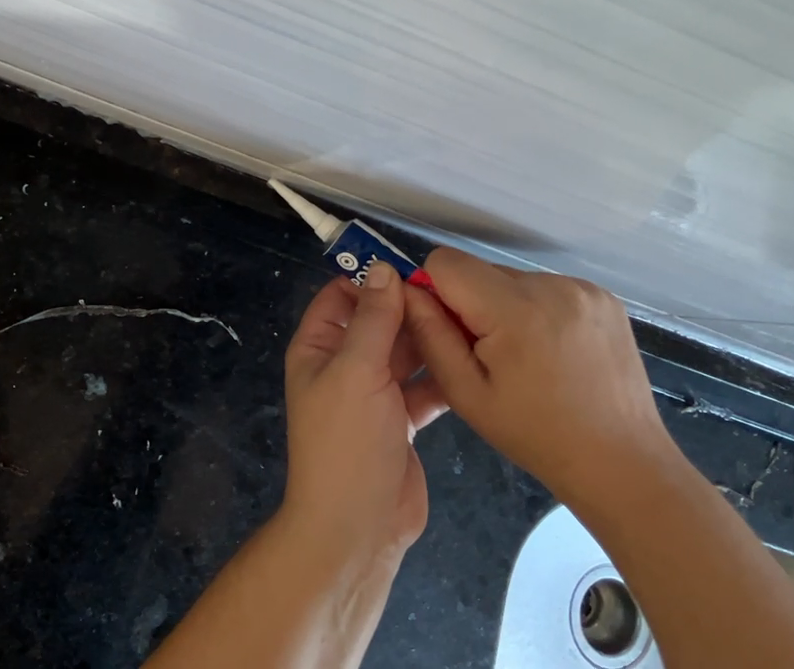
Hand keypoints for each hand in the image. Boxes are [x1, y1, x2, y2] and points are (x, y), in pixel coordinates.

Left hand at [280, 269, 446, 567]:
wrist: (356, 524)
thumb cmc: (346, 442)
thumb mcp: (356, 372)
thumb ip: (372, 321)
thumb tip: (382, 270)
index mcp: (318, 348)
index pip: (340, 297)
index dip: (371, 280)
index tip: (415, 269)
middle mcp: (341, 366)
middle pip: (377, 323)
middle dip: (410, 310)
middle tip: (460, 297)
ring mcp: (372, 394)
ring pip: (403, 354)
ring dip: (431, 342)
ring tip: (474, 325)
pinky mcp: (400, 421)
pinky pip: (422, 388)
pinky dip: (443, 378)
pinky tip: (475, 365)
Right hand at [401, 248, 674, 506]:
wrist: (622, 463)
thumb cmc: (534, 433)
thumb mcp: (464, 391)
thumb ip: (429, 333)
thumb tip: (405, 290)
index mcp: (514, 309)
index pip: (445, 262)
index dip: (434, 292)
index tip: (448, 333)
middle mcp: (551, 285)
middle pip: (479, 270)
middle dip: (470, 303)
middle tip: (485, 355)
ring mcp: (583, 289)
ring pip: (510, 279)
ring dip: (503, 307)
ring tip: (523, 357)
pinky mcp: (603, 298)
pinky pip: (544, 288)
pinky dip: (535, 310)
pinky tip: (550, 351)